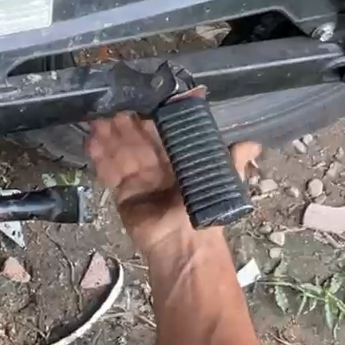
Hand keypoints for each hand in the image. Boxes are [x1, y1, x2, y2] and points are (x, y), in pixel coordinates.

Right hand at [86, 113, 259, 257]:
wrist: (184, 243)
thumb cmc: (204, 209)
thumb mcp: (223, 180)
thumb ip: (233, 160)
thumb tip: (253, 143)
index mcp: (180, 160)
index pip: (162, 134)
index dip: (149, 118)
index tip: (138, 100)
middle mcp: (158, 168)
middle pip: (138, 141)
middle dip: (124, 124)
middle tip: (110, 104)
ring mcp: (139, 180)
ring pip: (122, 153)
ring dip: (109, 136)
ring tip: (96, 119)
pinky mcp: (123, 194)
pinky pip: (111, 172)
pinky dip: (101, 157)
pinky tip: (91, 141)